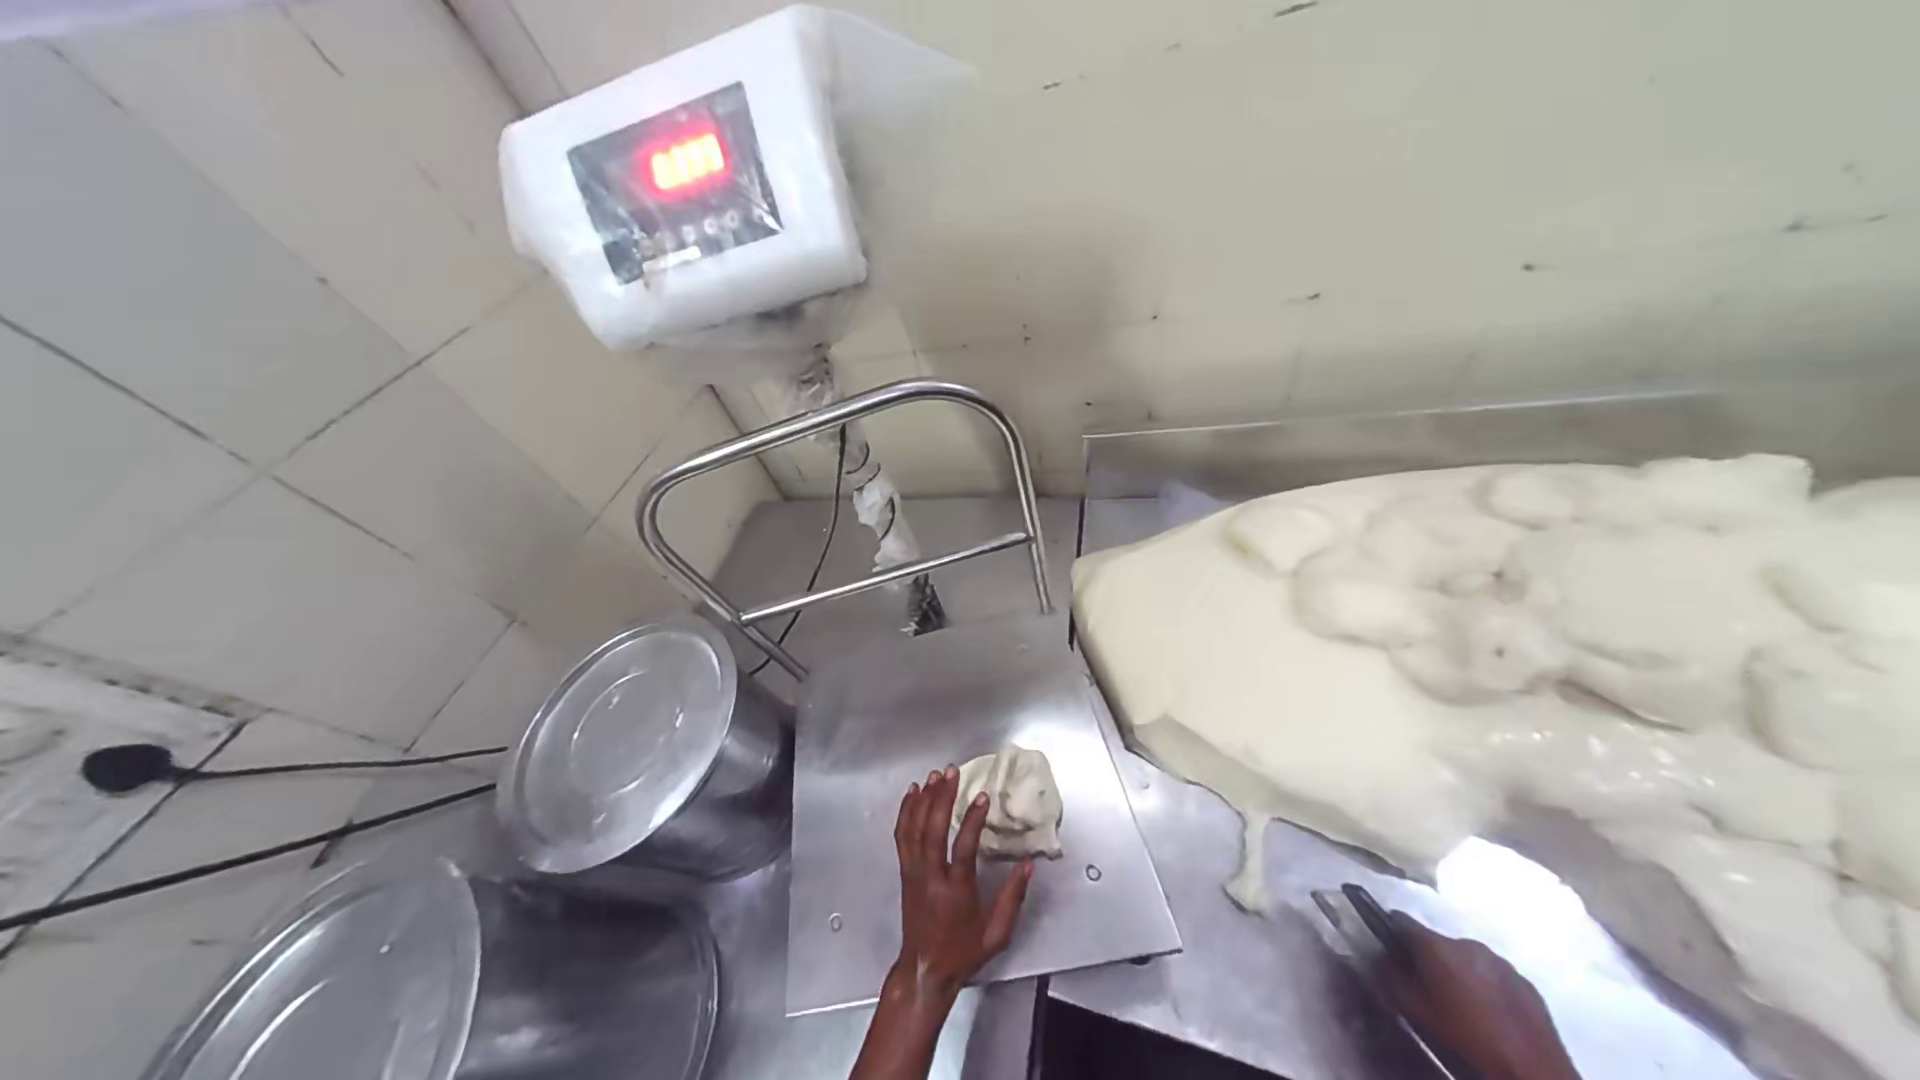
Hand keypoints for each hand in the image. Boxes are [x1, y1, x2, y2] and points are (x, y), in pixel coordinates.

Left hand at [850, 768, 1033, 1079]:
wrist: (925, 969)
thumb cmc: (963, 951)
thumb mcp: (996, 932)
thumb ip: (1013, 896)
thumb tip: (1028, 863)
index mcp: (955, 891)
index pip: (963, 848)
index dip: (972, 820)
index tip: (982, 797)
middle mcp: (930, 877)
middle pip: (932, 830)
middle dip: (941, 798)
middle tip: (951, 772)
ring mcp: (913, 872)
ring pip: (914, 829)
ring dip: (923, 799)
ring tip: (934, 776)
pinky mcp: (905, 871)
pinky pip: (902, 836)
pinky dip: (906, 812)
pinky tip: (912, 794)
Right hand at [1379, 912, 1581, 1079]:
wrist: (1533, 1075)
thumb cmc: (1464, 1040)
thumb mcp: (1413, 1010)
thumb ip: (1389, 976)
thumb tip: (1381, 956)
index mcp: (1437, 946)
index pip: (1400, 920)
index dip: (1388, 930)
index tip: (1386, 947)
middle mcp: (1468, 944)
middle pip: (1436, 941)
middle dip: (1427, 958)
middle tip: (1425, 987)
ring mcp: (1502, 963)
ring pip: (1466, 958)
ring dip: (1458, 972)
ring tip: (1461, 1004)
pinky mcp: (1527, 984)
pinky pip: (1494, 976)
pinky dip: (1485, 987)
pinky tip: (1488, 1015)